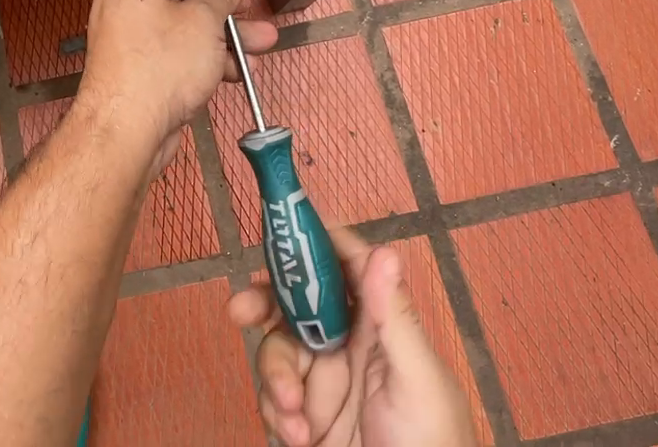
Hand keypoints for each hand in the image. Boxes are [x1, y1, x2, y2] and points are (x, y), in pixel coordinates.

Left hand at [73, 0, 276, 164]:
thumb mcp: (203, 20)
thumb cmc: (155, 70)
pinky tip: (240, 69)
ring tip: (262, 41)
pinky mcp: (143, 67)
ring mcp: (136, 37)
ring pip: (188, 25)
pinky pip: (181, 52)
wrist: (127, 130)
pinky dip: (209, 57)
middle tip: (252, 5)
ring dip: (227, 34)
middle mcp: (130, 3)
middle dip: (227, 1)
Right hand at [228, 229, 475, 446]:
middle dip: (263, 302)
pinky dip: (277, 412)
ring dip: (275, 376)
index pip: (345, 266)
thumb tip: (385, 250)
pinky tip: (298, 435)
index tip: (281, 232)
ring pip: (277, 348)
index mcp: (380, 326)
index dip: (314, 244)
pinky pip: (272, 395)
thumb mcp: (418, 383)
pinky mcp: (305, 417)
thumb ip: (395, 318)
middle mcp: (348, 345)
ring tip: (292, 412)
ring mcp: (324, 382)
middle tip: (240, 310)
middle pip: (295, 301)